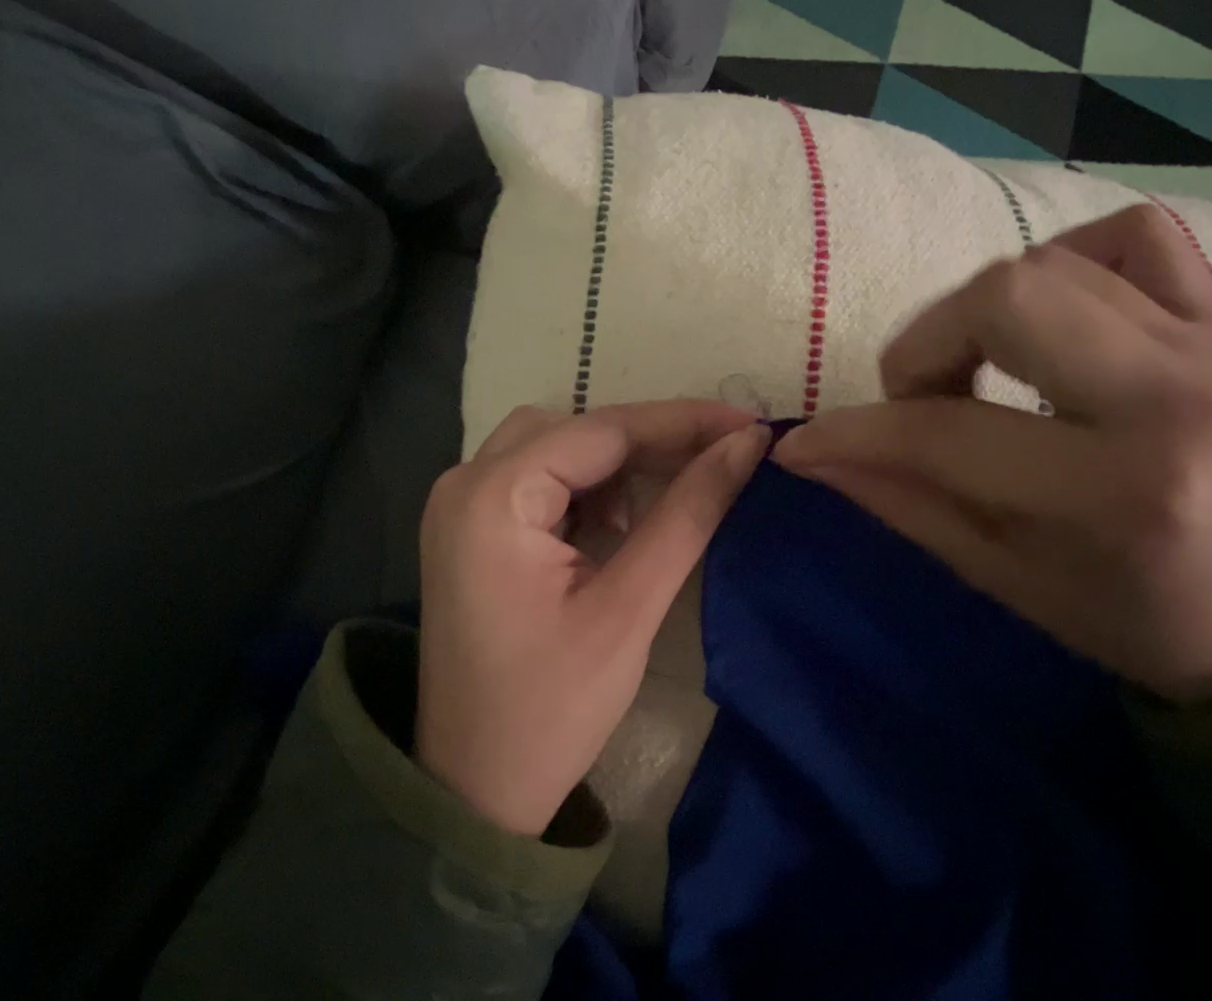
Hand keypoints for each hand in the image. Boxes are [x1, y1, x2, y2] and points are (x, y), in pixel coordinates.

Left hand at [416, 401, 769, 834]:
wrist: (475, 788)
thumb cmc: (552, 709)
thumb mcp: (628, 607)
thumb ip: (687, 515)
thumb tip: (747, 445)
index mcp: (491, 497)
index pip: (601, 431)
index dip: (682, 422)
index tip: (752, 425)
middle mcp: (463, 485)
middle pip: (572, 430)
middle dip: (648, 441)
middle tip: (721, 459)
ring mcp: (459, 509)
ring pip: (553, 451)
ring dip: (616, 465)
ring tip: (677, 492)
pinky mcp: (470, 535)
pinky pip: (535, 485)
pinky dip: (586, 492)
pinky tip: (624, 521)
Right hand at [774, 205, 1211, 703]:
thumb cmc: (1124, 615)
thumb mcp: (999, 576)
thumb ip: (902, 501)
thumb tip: (809, 452)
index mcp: (1114, 492)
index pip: (948, 432)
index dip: (860, 432)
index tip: (807, 441)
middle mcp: (1170, 399)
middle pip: (1006, 295)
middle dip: (928, 345)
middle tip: (921, 399)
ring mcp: (1210, 345)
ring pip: (1052, 262)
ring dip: (985, 312)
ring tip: (983, 369)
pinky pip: (1134, 235)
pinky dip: (1070, 261)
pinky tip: (1057, 322)